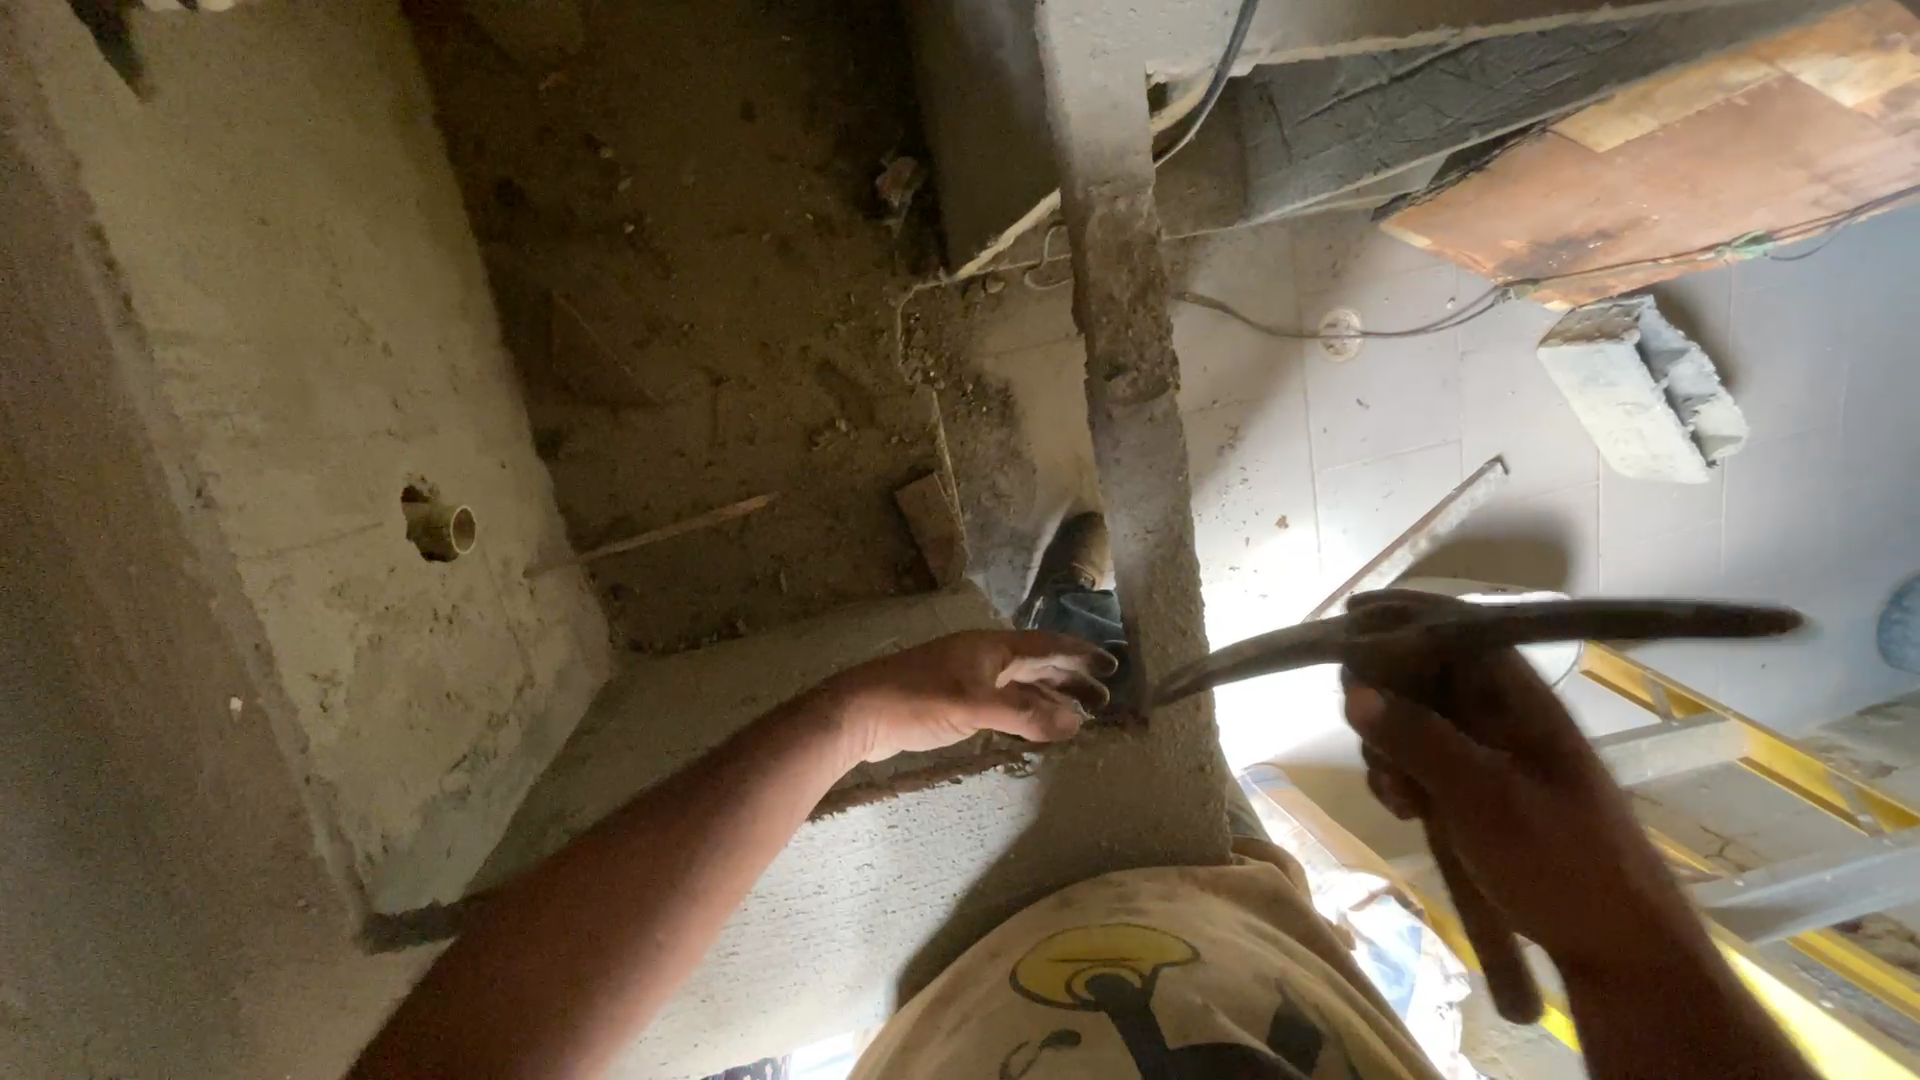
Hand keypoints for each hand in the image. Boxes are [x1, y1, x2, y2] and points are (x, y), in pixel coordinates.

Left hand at [822, 630, 1117, 762]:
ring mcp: (970, 679)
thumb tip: (1074, 724)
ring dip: (1051, 697)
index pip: (1046, 647)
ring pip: (1022, 685)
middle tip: (1104, 698)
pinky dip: (1027, 712)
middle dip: (1071, 678)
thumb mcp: (973, 706)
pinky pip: (1005, 702)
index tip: (1112, 665)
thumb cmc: (916, 699)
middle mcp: (986, 659)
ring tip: (1081, 714)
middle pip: (1038, 665)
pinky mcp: (957, 702)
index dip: (1080, 655)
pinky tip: (1038, 725)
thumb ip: (1024, 715)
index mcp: (992, 648)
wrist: (859, 712)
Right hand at [1342, 645, 1700, 976]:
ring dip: (1385, 749)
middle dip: (1381, 699)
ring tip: (1399, 795)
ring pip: (1404, 717)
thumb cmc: (1564, 861)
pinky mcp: (1466, 782)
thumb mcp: (1485, 798)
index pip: (1453, 627)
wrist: (1615, 947)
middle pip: (1415, 670)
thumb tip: (1353, 692)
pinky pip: (1410, 758)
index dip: (1402, 616)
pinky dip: (1396, 778)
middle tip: (1371, 736)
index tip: (1348, 621)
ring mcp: (1479, 747)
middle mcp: (1494, 710)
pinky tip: (1405, 812)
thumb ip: (1418, 739)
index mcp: (1516, 695)